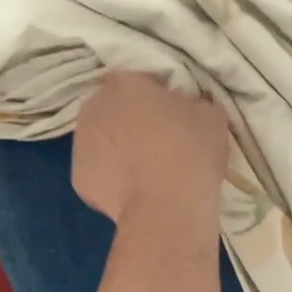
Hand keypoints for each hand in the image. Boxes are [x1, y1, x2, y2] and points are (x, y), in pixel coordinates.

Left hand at [70, 71, 229, 230]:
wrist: (168, 208)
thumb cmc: (192, 154)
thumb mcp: (212, 118)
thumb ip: (196, 105)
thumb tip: (190, 109)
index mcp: (126, 83)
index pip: (143, 83)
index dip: (161, 101)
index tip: (178, 120)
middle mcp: (94, 106)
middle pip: (116, 109)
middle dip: (134, 122)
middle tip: (161, 145)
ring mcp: (80, 143)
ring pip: (104, 141)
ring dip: (121, 150)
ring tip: (148, 173)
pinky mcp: (79, 179)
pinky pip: (101, 174)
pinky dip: (115, 181)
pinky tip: (137, 194)